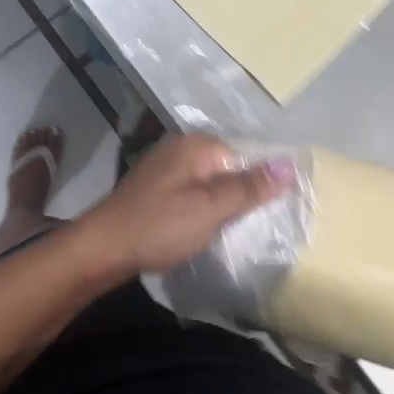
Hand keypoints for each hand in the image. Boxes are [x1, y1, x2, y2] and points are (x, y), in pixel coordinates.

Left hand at [70, 134, 293, 281]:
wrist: (102, 248)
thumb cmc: (158, 227)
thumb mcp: (210, 209)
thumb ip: (249, 187)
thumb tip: (290, 163)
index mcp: (197, 145)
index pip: (248, 154)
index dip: (262, 183)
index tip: (271, 214)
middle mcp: (181, 147)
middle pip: (229, 167)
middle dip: (243, 194)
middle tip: (256, 226)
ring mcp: (166, 166)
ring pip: (211, 182)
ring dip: (223, 204)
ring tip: (234, 231)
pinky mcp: (156, 187)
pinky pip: (193, 192)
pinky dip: (203, 209)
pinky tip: (205, 229)